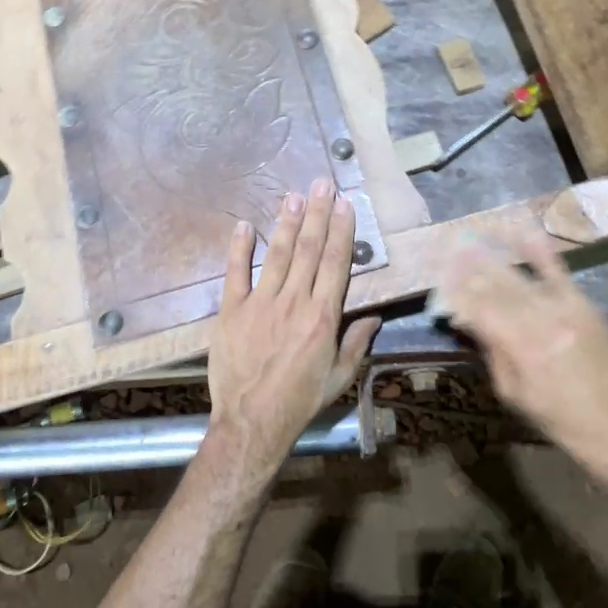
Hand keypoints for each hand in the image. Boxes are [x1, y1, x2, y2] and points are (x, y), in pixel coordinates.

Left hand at [207, 179, 381, 474]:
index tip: (345, 204)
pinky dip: (240, 248)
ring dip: (288, 222)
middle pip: (309, 249)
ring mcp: (260, 304)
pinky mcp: (232, 311)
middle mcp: (294, 302)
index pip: (336, 263)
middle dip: (318, 214)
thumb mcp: (339, 377)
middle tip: (322, 184)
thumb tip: (375, 316)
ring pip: (278, 254)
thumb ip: (356, 343)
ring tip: (294, 195)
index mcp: (322, 317)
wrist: (252, 423)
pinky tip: (245, 225)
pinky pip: (236, 273)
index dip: (341, 230)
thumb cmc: (300, 402)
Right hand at [439, 230, 607, 457]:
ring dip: (493, 259)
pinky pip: (559, 272)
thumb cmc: (555, 417)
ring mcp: (565, 308)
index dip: (458, 294)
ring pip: (521, 278)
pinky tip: (523, 230)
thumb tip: (469, 319)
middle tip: (448, 252)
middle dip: (469, 269)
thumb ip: (491, 351)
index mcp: (520, 348)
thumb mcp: (512, 393)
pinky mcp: (583, 304)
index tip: (440, 281)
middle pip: (497, 288)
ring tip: (472, 242)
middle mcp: (541, 321)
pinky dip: (540, 251)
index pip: (479, 309)